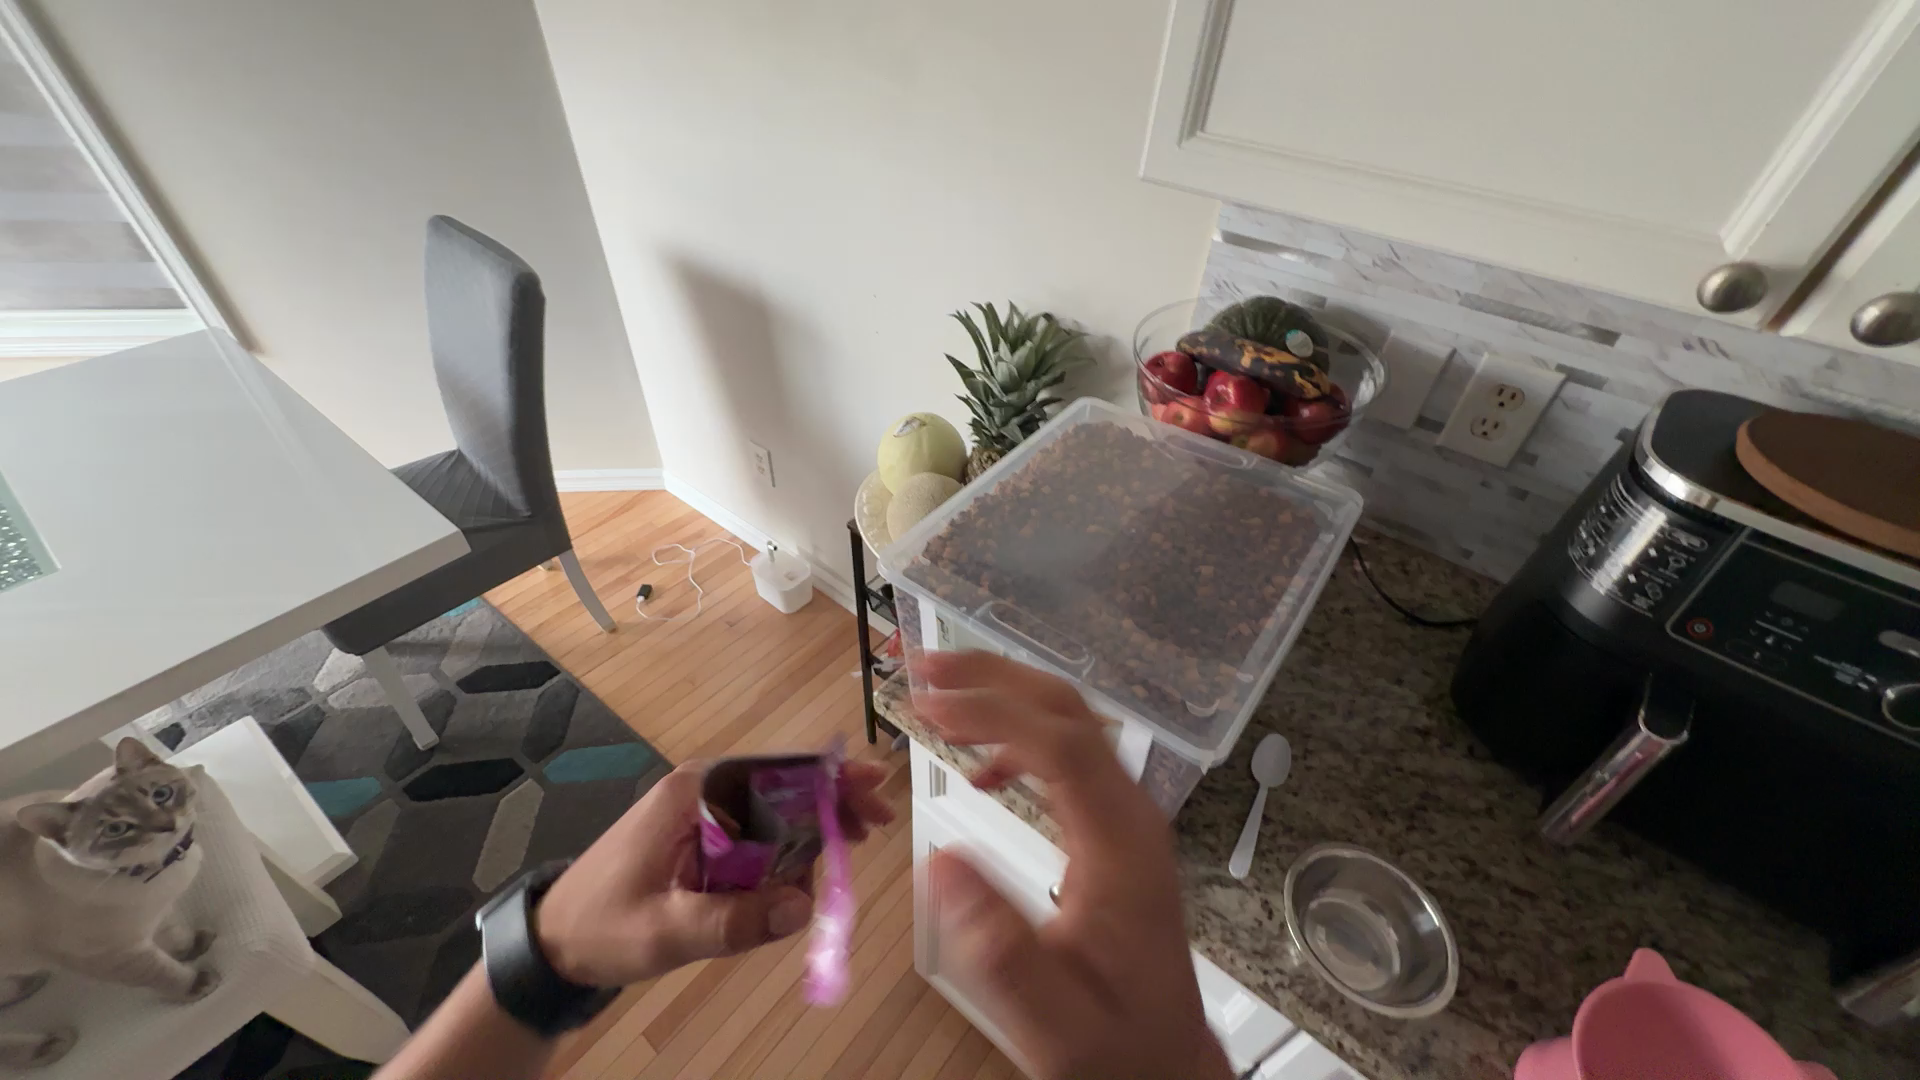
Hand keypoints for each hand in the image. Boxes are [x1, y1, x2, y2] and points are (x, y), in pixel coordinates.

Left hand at [532, 757, 893, 988]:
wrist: (551, 943)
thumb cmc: (601, 926)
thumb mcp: (663, 930)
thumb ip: (731, 921)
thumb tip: (804, 905)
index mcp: (695, 792)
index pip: (776, 769)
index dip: (829, 775)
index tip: (871, 786)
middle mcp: (705, 791)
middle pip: (784, 783)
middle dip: (832, 799)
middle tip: (875, 823)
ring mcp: (704, 813)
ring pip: (776, 809)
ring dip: (815, 827)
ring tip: (849, 849)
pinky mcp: (704, 839)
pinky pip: (759, 835)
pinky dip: (789, 850)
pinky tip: (805, 874)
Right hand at [913, 651, 1233, 1079]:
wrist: (1165, 1059)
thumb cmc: (1113, 1041)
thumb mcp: (1051, 1016)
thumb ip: (999, 946)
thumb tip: (940, 859)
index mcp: (1120, 842)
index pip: (1061, 744)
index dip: (993, 713)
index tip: (929, 704)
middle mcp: (1128, 809)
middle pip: (1067, 711)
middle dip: (994, 677)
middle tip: (926, 664)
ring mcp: (1122, 811)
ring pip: (1066, 722)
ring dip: (1002, 696)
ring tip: (937, 695)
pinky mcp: (1110, 823)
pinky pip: (1064, 756)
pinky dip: (1015, 741)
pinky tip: (979, 769)